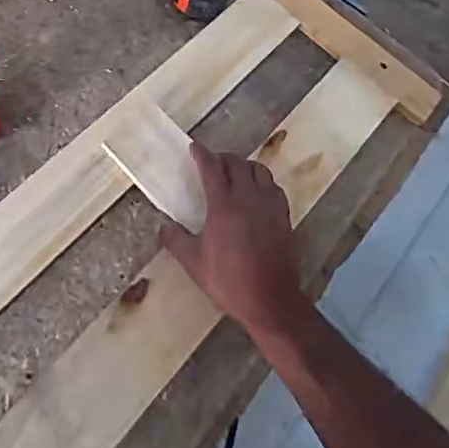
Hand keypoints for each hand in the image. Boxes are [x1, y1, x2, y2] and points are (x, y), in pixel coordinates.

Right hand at [161, 142, 308, 336]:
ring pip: (258, 170)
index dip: (202, 154)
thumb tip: (164, 225)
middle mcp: (248, 197)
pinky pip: (273, 186)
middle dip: (222, 158)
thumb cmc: (230, 282)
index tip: (194, 147)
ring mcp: (269, 204)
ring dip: (244, 166)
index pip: (212, 168)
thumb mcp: (195, 265)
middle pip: (236, 163)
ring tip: (235, 175)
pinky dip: (262, 182)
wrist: (271, 300)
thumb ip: (177, 241)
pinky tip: (257, 193)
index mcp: (224, 205)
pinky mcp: (283, 214)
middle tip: (213, 164)